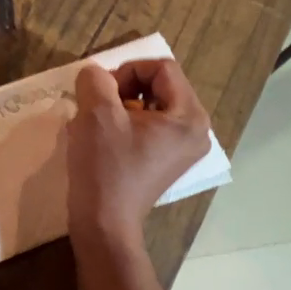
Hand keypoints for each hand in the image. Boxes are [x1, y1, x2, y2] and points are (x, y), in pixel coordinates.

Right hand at [67, 60, 211, 243]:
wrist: (104, 220)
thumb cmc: (105, 166)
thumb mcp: (95, 114)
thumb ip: (95, 81)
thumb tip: (94, 74)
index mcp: (189, 116)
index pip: (162, 69)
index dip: (126, 71)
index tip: (101, 93)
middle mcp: (196, 130)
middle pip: (160, 86)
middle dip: (124, 89)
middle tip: (97, 107)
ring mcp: (183, 148)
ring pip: (151, 106)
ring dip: (120, 107)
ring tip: (98, 125)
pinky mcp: (167, 161)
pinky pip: (150, 126)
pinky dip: (125, 124)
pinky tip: (105, 140)